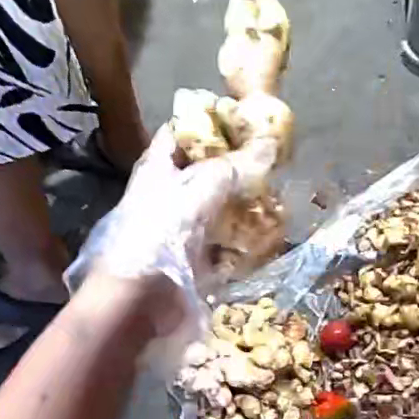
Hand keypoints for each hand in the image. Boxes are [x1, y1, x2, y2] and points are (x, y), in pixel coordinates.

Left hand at [64, 126, 275, 336]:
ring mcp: (183, 230)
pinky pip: (225, 245)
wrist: (140, 298)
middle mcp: (169, 195)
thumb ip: (233, 167)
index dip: (209, 122)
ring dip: (246, 205)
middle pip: (206, 172)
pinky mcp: (195, 260)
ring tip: (278, 196)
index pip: (181, 132)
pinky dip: (245, 241)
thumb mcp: (198, 188)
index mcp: (158, 169)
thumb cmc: (159, 233)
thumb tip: (269, 146)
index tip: (245, 120)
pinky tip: (270, 234)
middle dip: (238, 167)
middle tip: (273, 160)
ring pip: (219, 209)